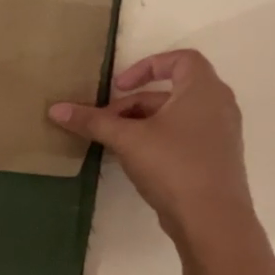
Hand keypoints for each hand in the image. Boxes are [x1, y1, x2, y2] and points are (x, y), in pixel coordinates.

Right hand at [48, 49, 255, 243]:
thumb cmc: (172, 164)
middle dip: (132, 102)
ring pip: (173, 115)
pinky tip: (132, 158)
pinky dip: (154, 137)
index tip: (118, 87)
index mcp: (203, 91)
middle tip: (105, 121)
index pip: (181, 59)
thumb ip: (92, 121)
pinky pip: (181, 134)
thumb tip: (55, 109)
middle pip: (170, 90)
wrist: (211, 215)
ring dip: (139, 122)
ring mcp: (218, 132)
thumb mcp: (126, 139)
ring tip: (112, 142)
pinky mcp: (213, 156)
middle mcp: (217, 106)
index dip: (147, 66)